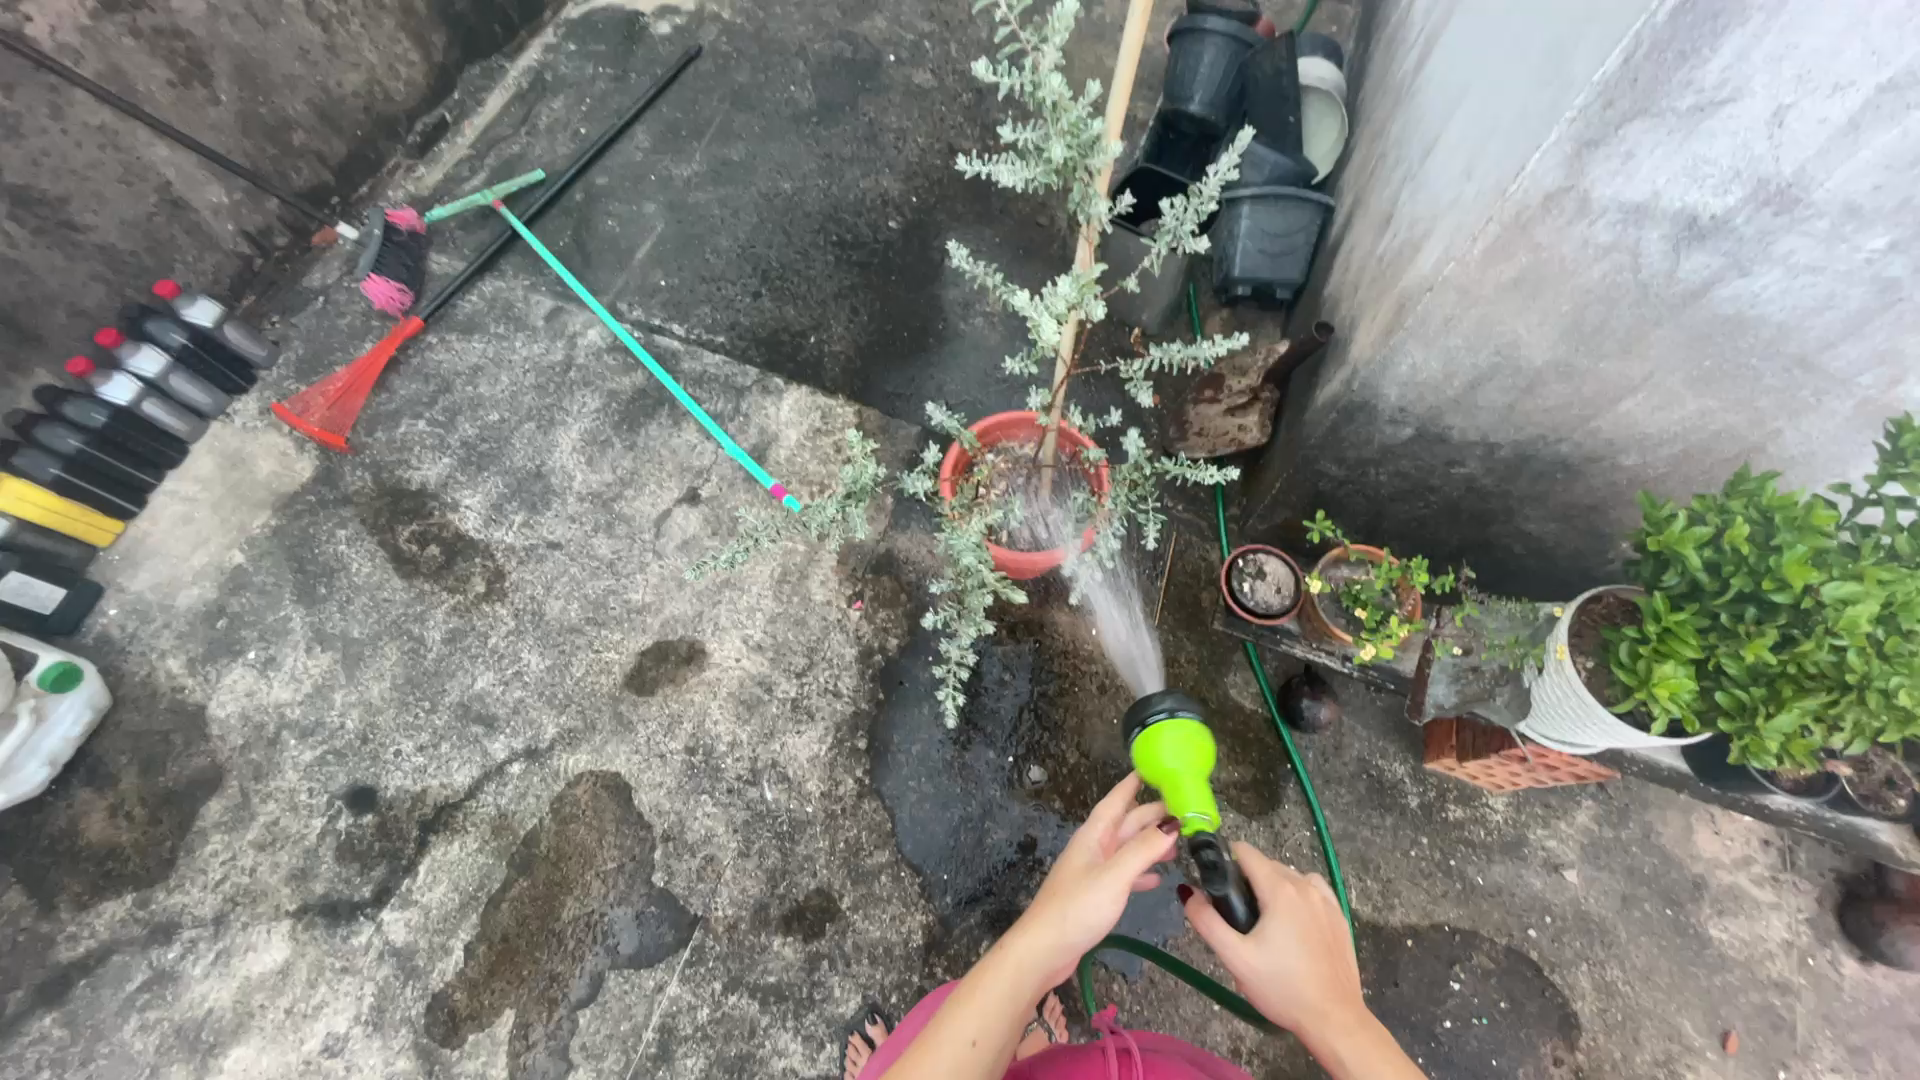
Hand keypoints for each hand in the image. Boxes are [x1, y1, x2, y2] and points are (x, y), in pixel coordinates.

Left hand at [1009, 772, 1178, 985]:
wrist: (1045, 948)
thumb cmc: (1078, 907)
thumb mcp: (1115, 875)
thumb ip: (1143, 850)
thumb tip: (1172, 823)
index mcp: (1094, 836)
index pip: (1116, 801)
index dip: (1132, 784)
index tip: (1153, 769)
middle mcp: (1093, 848)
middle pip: (1125, 824)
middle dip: (1151, 815)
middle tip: (1182, 810)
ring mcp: (1093, 871)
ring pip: (1126, 848)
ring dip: (1150, 844)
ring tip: (1177, 844)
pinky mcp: (1095, 894)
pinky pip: (1123, 874)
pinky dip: (1141, 872)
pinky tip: (1156, 878)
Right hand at [1180, 841, 1366, 1041]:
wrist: (1335, 1021)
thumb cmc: (1282, 988)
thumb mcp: (1235, 958)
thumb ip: (1206, 921)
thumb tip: (1189, 892)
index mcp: (1279, 889)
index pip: (1245, 851)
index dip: (1225, 861)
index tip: (1217, 886)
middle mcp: (1304, 886)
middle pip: (1266, 864)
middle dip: (1246, 879)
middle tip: (1238, 916)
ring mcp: (1326, 901)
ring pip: (1290, 876)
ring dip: (1273, 886)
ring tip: (1265, 922)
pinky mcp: (1340, 917)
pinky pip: (1313, 889)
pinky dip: (1299, 894)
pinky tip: (1294, 920)